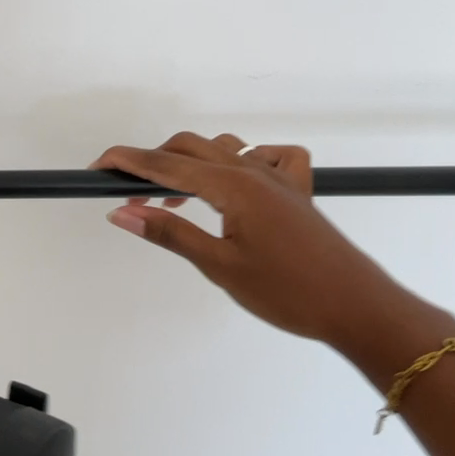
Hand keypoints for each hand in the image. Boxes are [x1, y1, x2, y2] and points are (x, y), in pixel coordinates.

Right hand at [94, 132, 429, 349]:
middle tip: (125, 192)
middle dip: (152, 162)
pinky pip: (268, 157)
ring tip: (170, 199)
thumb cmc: (288, 293)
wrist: (358, 307)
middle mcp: (255, 172)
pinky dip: (242, 161)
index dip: (127, 162)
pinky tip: (233, 184)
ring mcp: (280, 178)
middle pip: (190, 148)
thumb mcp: (218, 266)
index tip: (96, 167)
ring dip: (189, 164)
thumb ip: (168, 233)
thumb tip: (122, 213)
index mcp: (233, 187)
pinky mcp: (297, 192)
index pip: (166, 165)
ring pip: (223, 150)